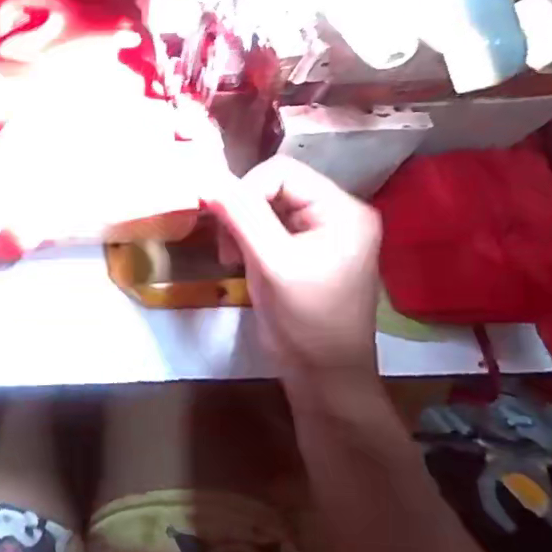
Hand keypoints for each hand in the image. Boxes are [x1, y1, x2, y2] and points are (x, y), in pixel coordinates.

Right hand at [205, 156, 385, 388]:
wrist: (325, 378)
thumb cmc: (305, 322)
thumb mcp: (271, 264)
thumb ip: (241, 217)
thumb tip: (207, 182)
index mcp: (344, 210)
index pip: (282, 172)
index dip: (246, 190)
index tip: (223, 225)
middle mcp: (340, 212)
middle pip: (275, 185)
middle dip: (243, 211)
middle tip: (226, 247)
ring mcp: (325, 231)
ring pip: (268, 204)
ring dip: (242, 225)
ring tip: (232, 257)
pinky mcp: (309, 247)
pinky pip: (271, 224)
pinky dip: (249, 237)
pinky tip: (241, 260)